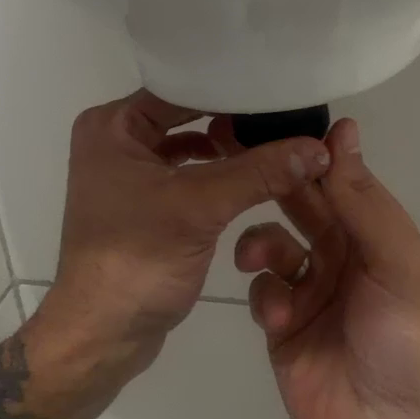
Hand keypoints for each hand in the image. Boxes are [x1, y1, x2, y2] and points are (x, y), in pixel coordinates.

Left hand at [28, 89, 333, 418]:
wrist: (101, 336)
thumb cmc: (137, 260)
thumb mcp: (200, 208)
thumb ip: (258, 173)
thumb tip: (319, 147)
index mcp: (111, 125)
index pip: (179, 87)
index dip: (228, 85)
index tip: (276, 82)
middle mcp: (113, 139)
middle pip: (183, 112)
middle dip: (231, 115)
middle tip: (284, 109)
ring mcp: (125, 172)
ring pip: (186, 142)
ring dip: (225, 145)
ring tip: (274, 138)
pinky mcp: (141, 202)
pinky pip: (184, 171)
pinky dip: (214, 171)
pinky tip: (250, 172)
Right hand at [234, 119, 419, 418]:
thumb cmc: (403, 344)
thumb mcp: (398, 266)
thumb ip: (363, 201)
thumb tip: (343, 132)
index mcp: (378, 236)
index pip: (344, 179)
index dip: (318, 154)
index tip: (283, 125)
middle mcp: (344, 254)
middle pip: (303, 204)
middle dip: (280, 189)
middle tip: (252, 173)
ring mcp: (310, 289)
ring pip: (274, 241)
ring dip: (262, 241)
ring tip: (256, 257)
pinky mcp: (281, 323)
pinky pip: (263, 290)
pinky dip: (264, 295)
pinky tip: (276, 316)